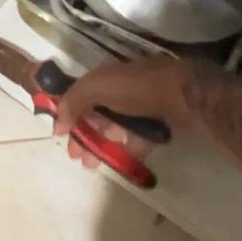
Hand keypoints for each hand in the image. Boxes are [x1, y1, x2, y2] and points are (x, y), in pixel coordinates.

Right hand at [50, 58, 197, 169]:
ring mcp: (139, 107)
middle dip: (83, 135)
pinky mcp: (155, 123)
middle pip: (95, 114)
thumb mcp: (98, 87)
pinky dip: (125, 149)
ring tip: (92, 163)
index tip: (60, 134)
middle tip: (76, 155)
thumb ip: (73, 101)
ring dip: (101, 145)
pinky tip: (117, 161)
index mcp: (105, 77)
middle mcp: (120, 89)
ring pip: (114, 129)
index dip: (67, 113)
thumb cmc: (137, 88)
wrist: (184, 96)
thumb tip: (58, 124)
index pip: (79, 95)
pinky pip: (135, 139)